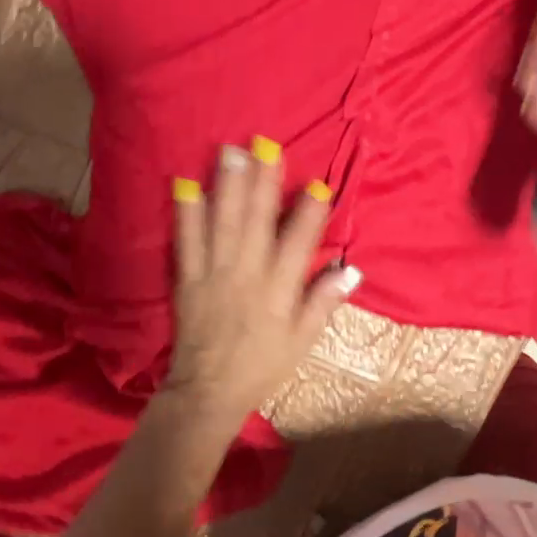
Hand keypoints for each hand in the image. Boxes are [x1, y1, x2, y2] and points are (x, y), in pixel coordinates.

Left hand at [164, 139, 360, 430]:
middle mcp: (247, 274)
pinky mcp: (188, 279)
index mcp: (279, 290)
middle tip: (265, 145)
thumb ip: (323, 303)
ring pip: (222, 222)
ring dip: (227, 185)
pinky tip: (186, 186)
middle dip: (262, 182)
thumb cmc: (263, 366)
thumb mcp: (302, 341)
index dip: (310, 213)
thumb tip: (351, 271)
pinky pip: (187, 241)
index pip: (299, 243)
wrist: (209, 391)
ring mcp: (214, 274)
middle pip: (256, 221)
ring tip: (231, 152)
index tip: (318, 184)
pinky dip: (186, 213)